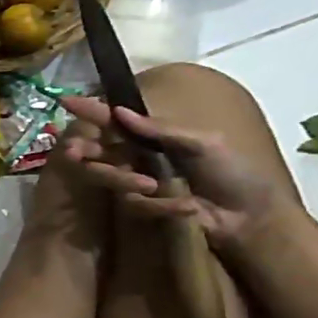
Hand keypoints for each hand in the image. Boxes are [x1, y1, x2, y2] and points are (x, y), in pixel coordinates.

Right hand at [60, 96, 288, 244]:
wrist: (250, 217)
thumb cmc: (233, 173)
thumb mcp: (202, 143)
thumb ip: (160, 129)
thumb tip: (120, 112)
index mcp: (157, 134)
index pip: (118, 119)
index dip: (92, 109)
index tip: (67, 100)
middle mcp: (144, 155)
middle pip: (105, 149)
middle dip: (89, 149)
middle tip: (73, 152)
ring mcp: (144, 181)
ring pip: (113, 176)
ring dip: (121, 177)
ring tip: (149, 185)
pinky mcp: (148, 208)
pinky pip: (137, 203)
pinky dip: (160, 204)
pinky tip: (186, 206)